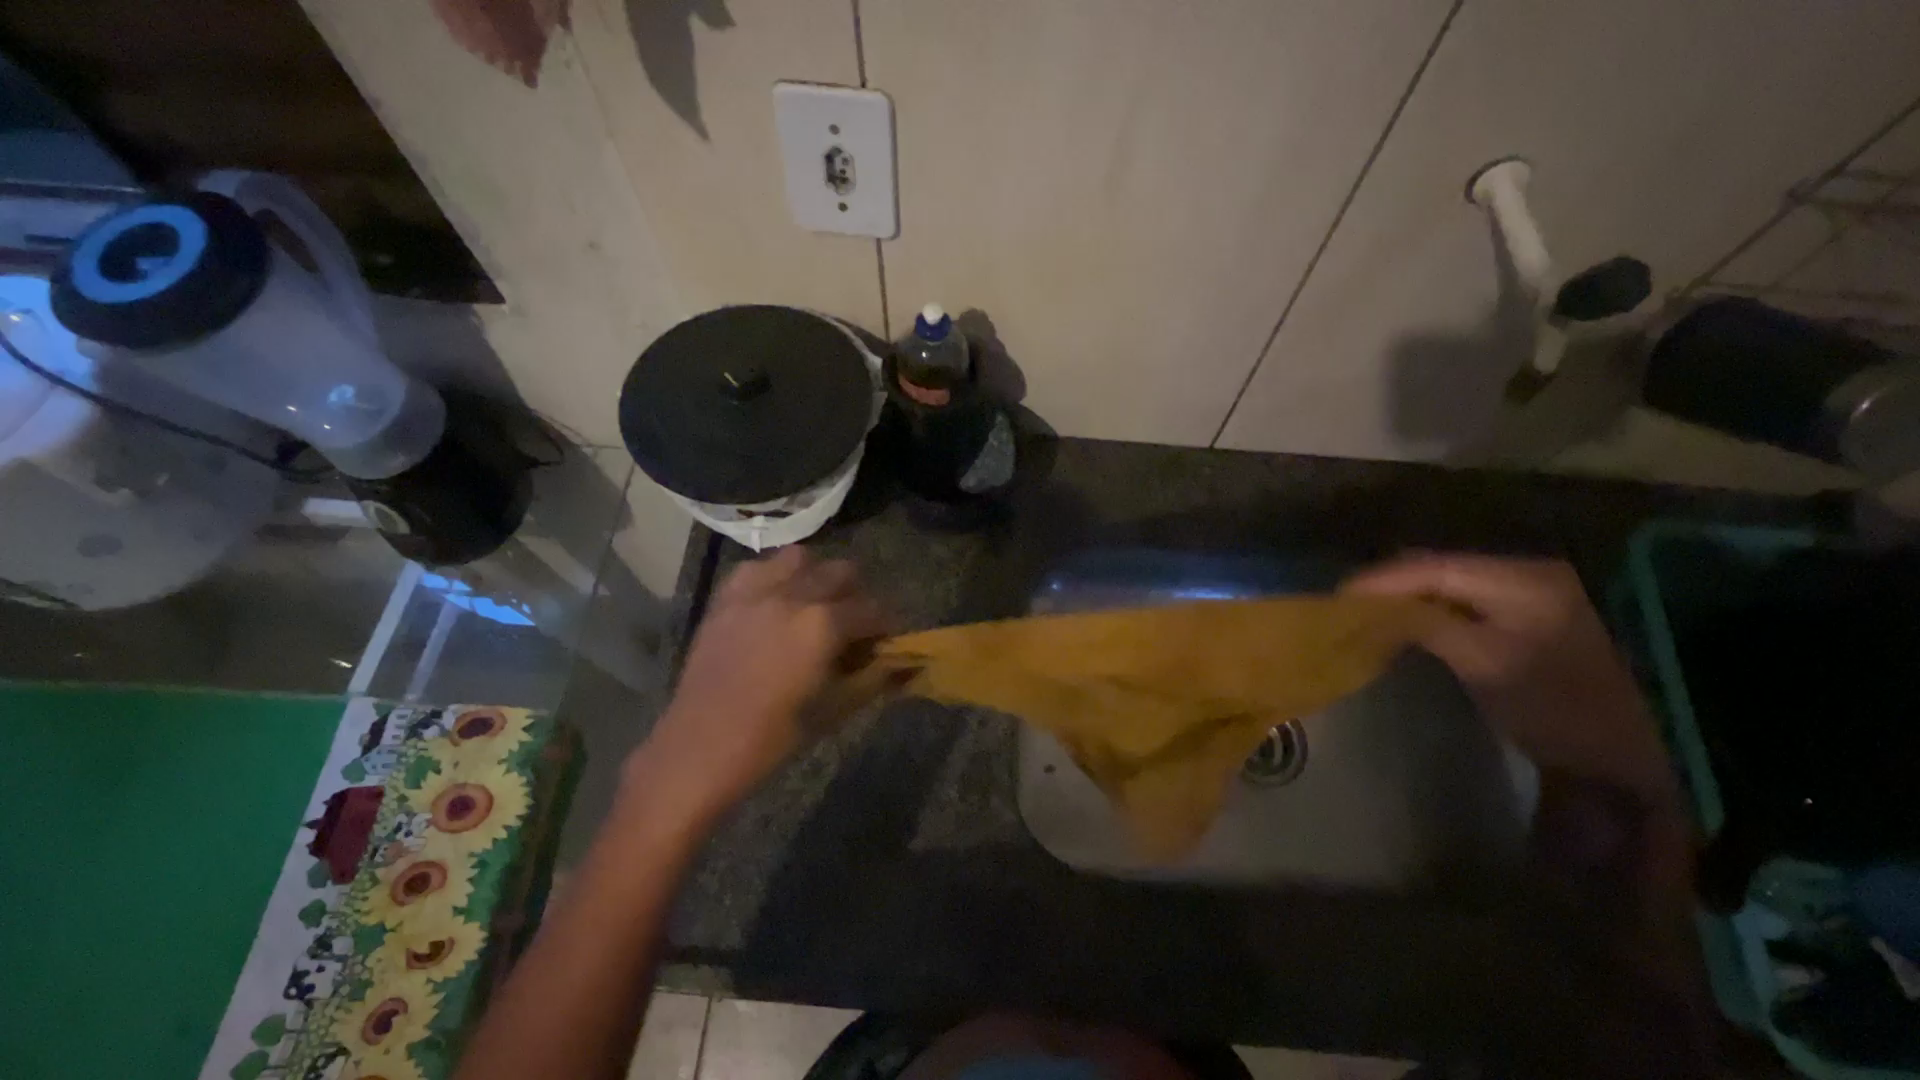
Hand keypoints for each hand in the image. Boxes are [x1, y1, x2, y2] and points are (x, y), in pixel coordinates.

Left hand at [624, 547, 889, 825]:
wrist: (699, 748)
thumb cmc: (772, 739)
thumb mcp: (832, 711)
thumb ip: (871, 680)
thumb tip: (900, 666)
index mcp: (823, 625)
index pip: (872, 610)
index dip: (886, 625)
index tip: (887, 641)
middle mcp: (792, 595)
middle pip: (842, 572)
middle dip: (856, 595)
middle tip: (854, 625)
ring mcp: (754, 592)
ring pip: (800, 558)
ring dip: (816, 576)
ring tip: (814, 605)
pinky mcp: (726, 598)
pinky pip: (758, 568)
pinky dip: (774, 577)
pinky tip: (775, 604)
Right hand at [1345, 554, 1676, 806]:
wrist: (1642, 755)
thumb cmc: (1563, 708)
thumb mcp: (1488, 667)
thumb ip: (1431, 627)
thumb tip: (1379, 609)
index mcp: (1519, 579)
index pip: (1432, 567)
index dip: (1380, 580)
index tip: (1334, 598)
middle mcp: (1527, 573)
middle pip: (1439, 569)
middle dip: (1389, 585)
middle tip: (1344, 606)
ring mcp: (1532, 595)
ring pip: (1450, 585)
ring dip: (1408, 598)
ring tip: (1366, 614)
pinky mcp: (1531, 619)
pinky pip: (1466, 602)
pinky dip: (1432, 611)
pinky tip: (1408, 625)